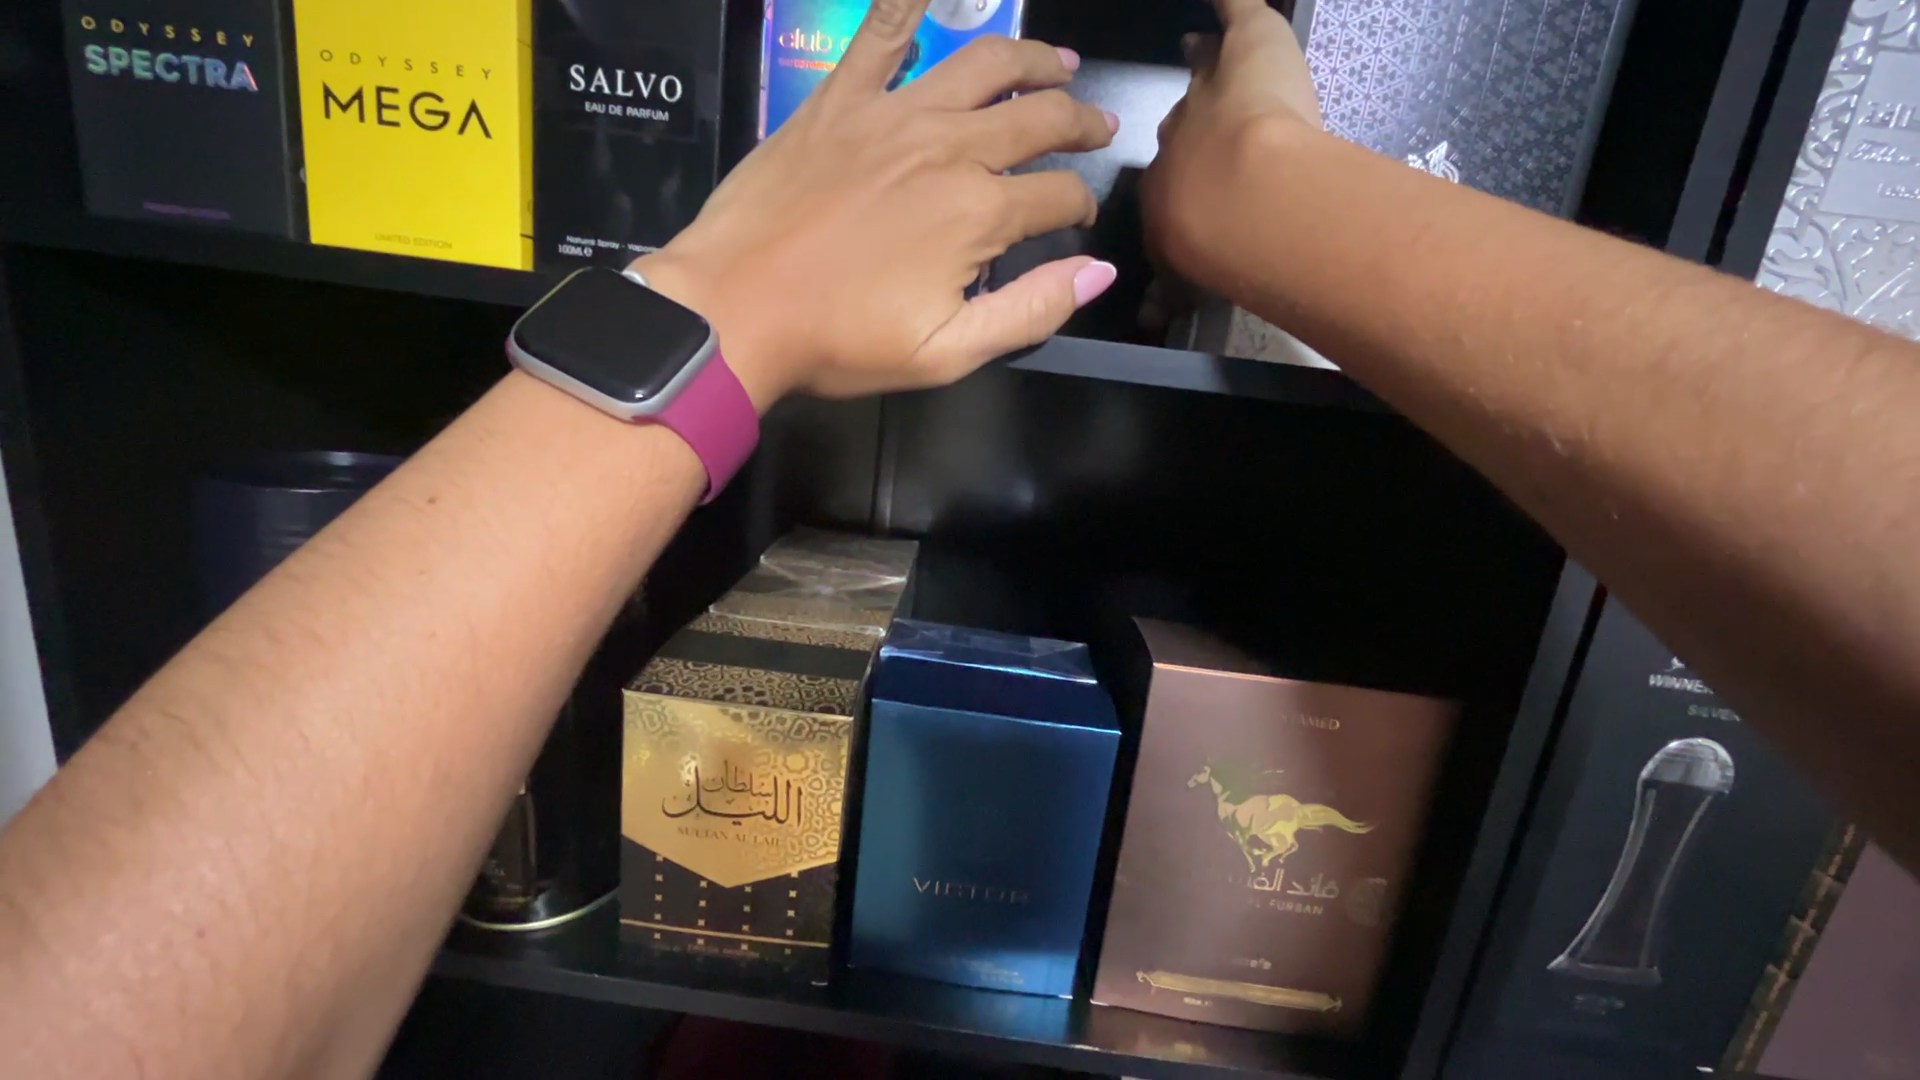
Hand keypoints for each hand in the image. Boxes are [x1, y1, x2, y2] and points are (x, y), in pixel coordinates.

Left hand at [637, 0, 1120, 407]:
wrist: (735, 309)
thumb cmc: (841, 341)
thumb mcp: (947, 353)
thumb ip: (1030, 311)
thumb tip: (1098, 272)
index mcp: (978, 213)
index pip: (1058, 195)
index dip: (1080, 207)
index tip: (1078, 220)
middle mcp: (947, 147)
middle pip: (1036, 117)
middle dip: (1077, 121)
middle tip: (1096, 124)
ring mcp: (891, 114)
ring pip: (981, 64)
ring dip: (1030, 59)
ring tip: (1056, 62)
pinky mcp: (838, 101)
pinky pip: (882, 33)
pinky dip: (911, 4)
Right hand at [1142, 0, 1320, 293]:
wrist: (1241, 197)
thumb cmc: (1209, 239)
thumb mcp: (1180, 286)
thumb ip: (1165, 299)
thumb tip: (1150, 320)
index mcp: (1165, 187)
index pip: (1170, 174)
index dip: (1179, 173)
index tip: (1184, 179)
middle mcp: (1182, 139)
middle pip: (1180, 126)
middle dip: (1186, 122)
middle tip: (1190, 114)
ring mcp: (1212, 91)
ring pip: (1204, 77)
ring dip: (1203, 64)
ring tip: (1196, 46)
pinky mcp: (1245, 45)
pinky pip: (1236, 11)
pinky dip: (1230, 5)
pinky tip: (1222, 4)